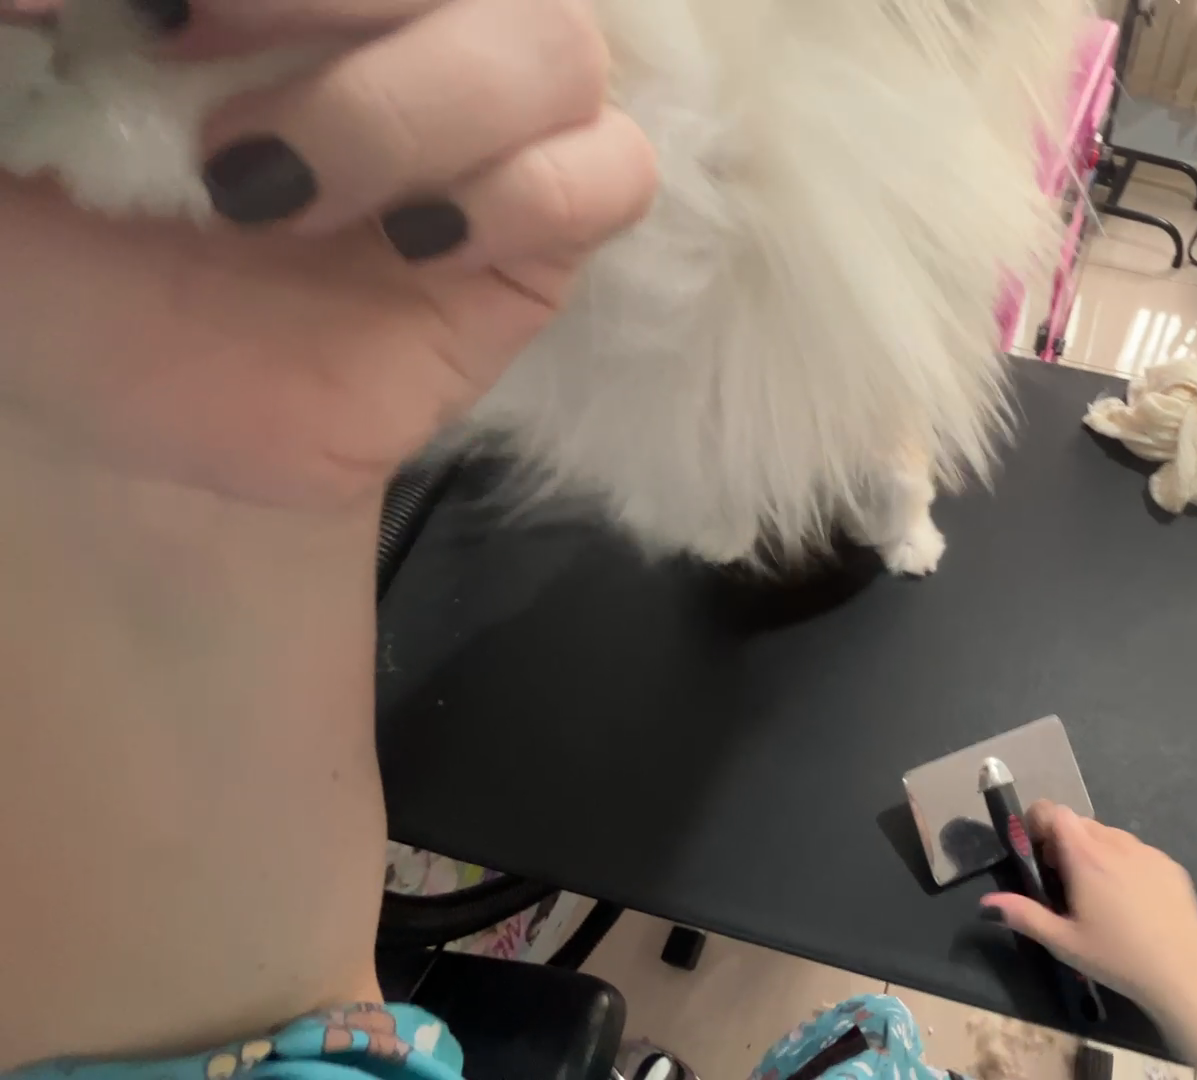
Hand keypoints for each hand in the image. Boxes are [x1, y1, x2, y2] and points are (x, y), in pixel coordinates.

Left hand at [0, 0, 654, 510]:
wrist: (150, 404)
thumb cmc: (52, 241)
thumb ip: (47, 19)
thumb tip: (113, 4)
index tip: (121, 17)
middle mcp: (413, 27)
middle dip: (332, 2)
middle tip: (185, 76)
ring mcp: (500, 138)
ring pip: (565, 54)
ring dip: (427, 112)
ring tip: (291, 198)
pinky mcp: (548, 244)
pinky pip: (614, 178)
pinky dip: (528, 199)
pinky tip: (422, 248)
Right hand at [981, 801, 1196, 1013]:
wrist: (1184, 975)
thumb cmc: (1117, 957)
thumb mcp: (1064, 942)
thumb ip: (1023, 916)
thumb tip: (985, 902)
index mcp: (1086, 855)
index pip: (1054, 810)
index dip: (1039, 821)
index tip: (1036, 851)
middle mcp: (1116, 842)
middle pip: (1079, 822)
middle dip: (1064, 841)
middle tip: (1062, 881)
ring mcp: (1147, 851)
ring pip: (1109, 835)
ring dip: (1094, 851)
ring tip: (1097, 894)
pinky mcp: (1169, 864)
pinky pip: (1136, 850)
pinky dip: (1124, 863)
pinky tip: (1131, 902)